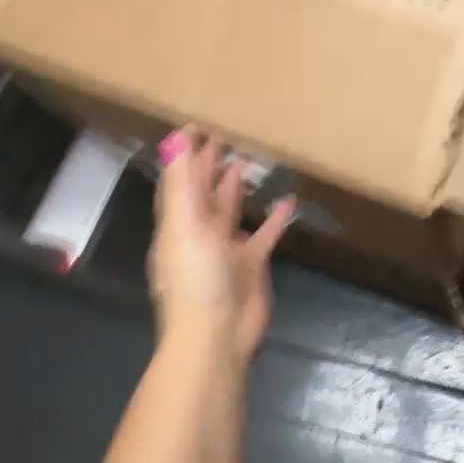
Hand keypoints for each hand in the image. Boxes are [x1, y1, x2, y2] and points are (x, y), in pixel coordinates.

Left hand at [152, 127, 295, 358]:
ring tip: (250, 158)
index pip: (179, 183)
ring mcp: (226, 250)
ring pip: (231, 209)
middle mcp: (199, 234)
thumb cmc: (196, 279)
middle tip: (226, 136)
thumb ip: (182, 183)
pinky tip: (289, 199)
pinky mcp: (252, 264)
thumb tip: (174, 138)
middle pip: (203, 193)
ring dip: (237, 186)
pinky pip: (265, 234)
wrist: (218, 337)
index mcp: (178, 225)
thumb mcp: (184, 225)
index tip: (197, 126)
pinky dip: (275, 218)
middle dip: (209, 166)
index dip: (184, 157)